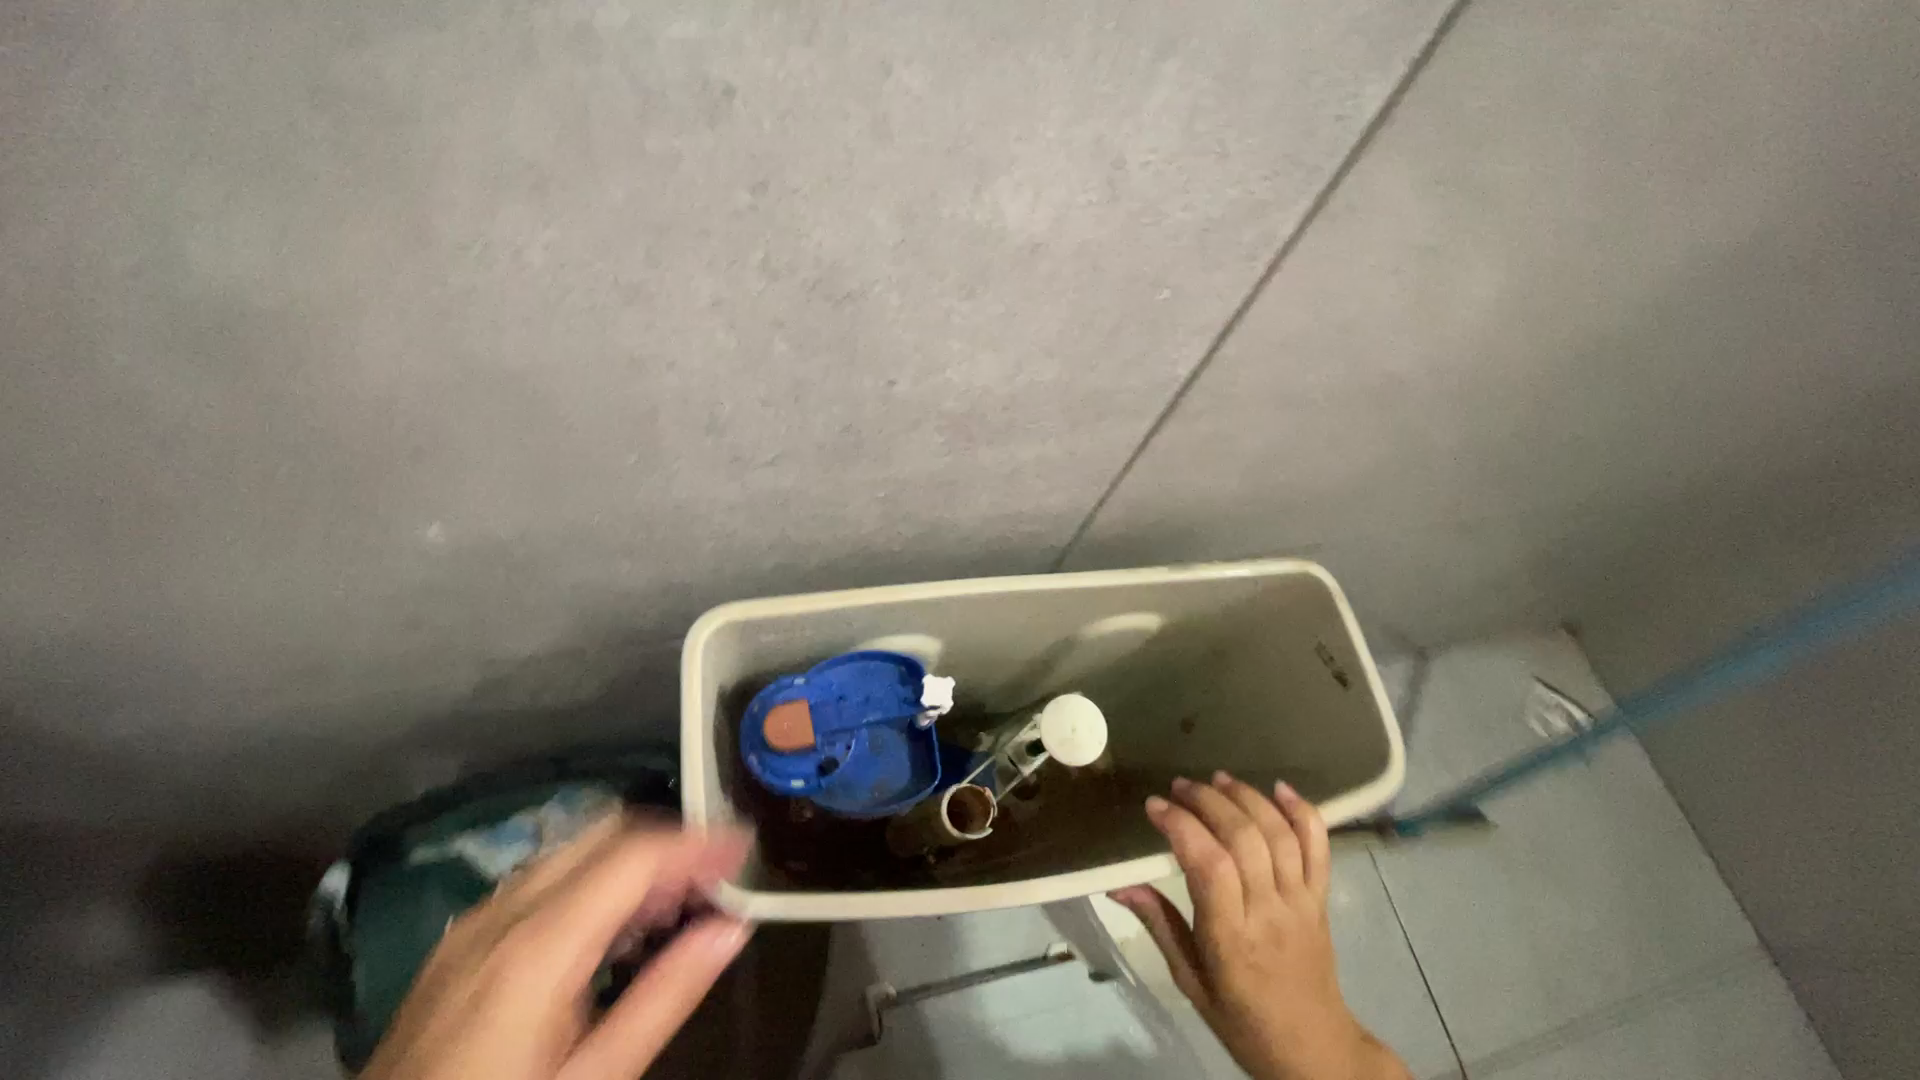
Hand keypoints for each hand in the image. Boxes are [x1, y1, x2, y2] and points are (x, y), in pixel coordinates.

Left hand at [364, 814, 753, 1079]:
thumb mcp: (594, 1079)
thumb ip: (665, 997)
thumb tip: (731, 928)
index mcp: (539, 947)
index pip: (634, 856)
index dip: (697, 843)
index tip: (745, 849)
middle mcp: (504, 914)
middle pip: (604, 834)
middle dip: (670, 840)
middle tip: (719, 874)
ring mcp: (475, 925)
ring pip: (573, 850)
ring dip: (633, 858)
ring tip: (681, 899)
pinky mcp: (460, 944)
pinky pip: (541, 880)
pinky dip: (594, 878)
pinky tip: (616, 925)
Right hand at [1109, 773, 1409, 1079]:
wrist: (1313, 1049)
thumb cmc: (1240, 1018)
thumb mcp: (1189, 980)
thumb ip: (1158, 924)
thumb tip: (1118, 884)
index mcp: (1231, 940)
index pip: (1210, 866)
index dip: (1182, 826)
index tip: (1155, 807)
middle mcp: (1269, 913)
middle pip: (1245, 839)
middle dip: (1208, 801)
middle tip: (1179, 786)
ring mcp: (1301, 903)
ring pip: (1279, 835)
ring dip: (1247, 797)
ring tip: (1217, 779)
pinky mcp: (1322, 899)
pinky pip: (1318, 847)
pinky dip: (1302, 812)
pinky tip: (1278, 787)